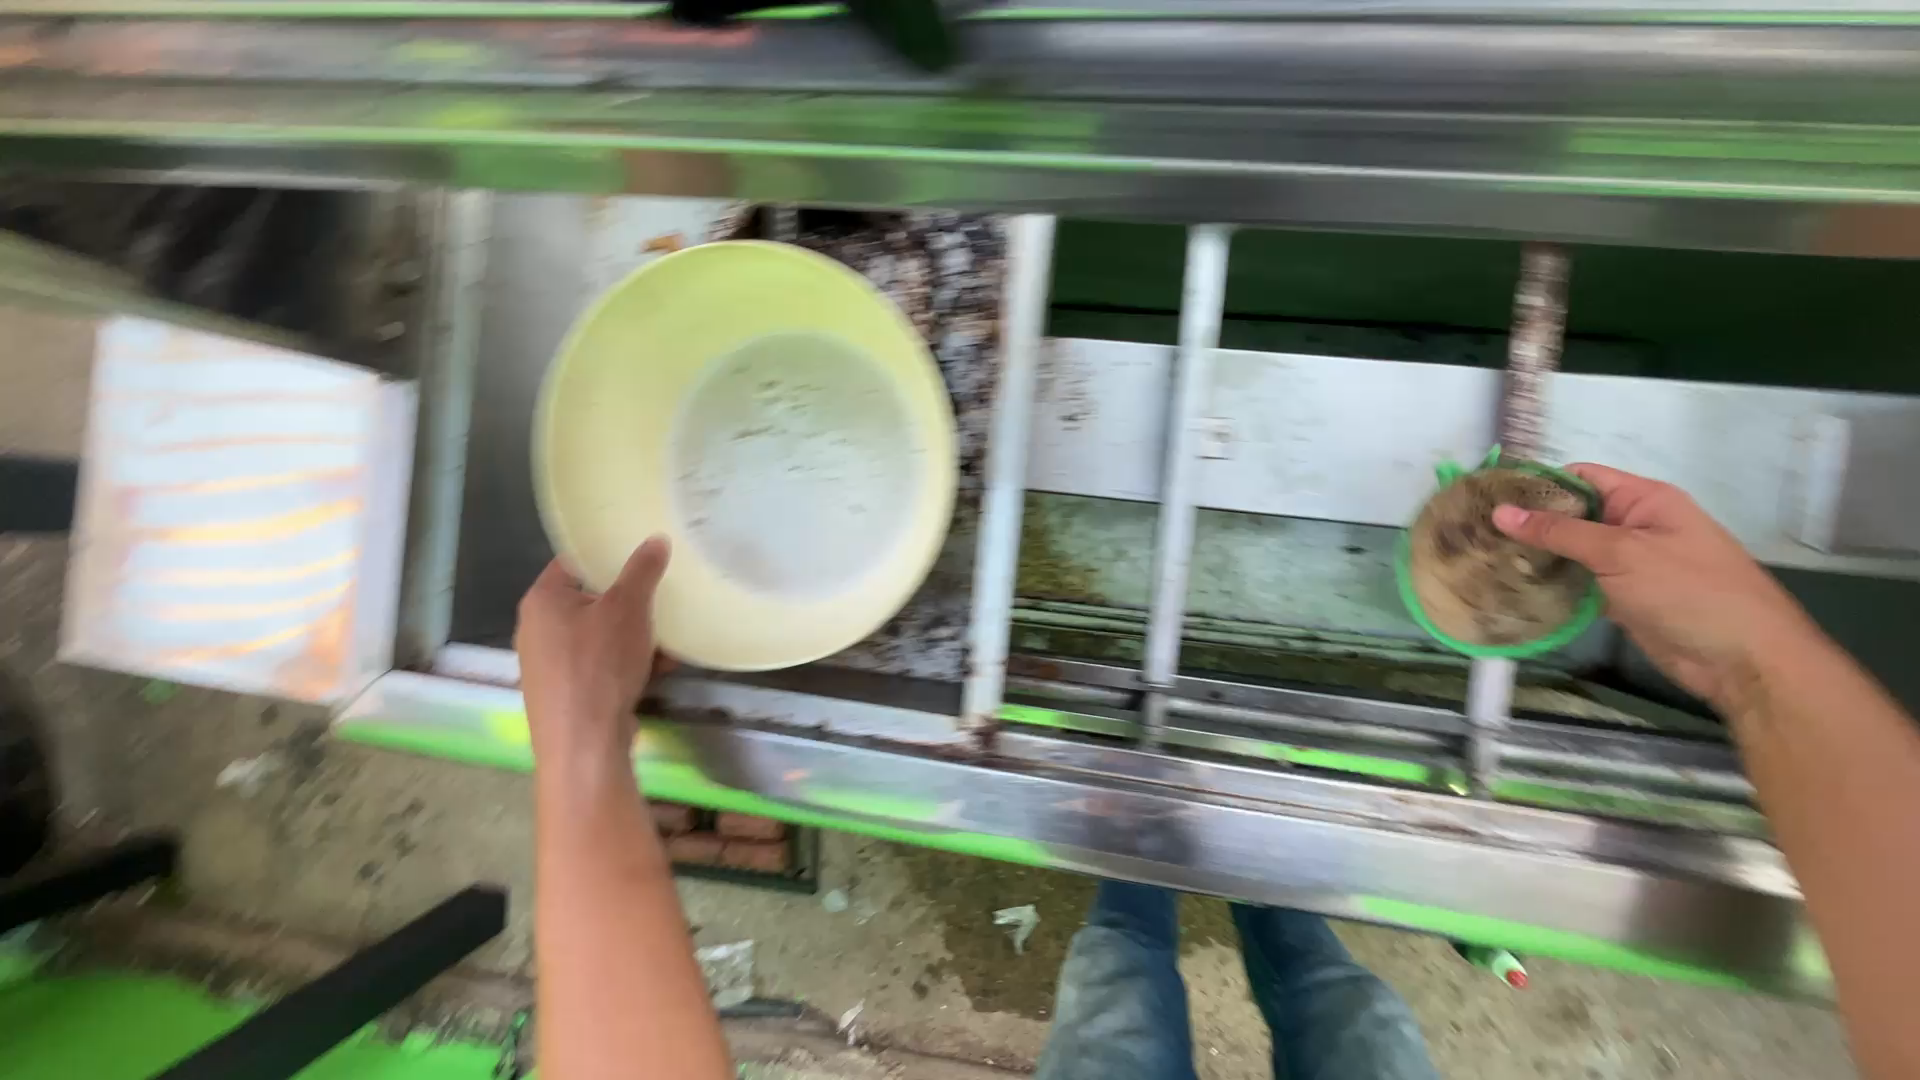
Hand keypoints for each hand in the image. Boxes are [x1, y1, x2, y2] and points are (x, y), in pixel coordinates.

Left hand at [514, 536, 671, 768]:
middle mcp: (535, 629)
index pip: (575, 562)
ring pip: (599, 635)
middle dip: (631, 603)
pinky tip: (658, 669)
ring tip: (667, 640)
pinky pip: (599, 665)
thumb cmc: (599, 665)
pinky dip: (626, 663)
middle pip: (591, 601)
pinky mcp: (563, 693)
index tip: (643, 557)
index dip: (610, 557)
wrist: (583, 744)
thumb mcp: (628, 608)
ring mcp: (547, 664)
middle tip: (661, 599)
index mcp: (542, 600)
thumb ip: (642, 570)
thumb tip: (655, 540)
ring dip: (635, 636)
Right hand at [1491, 465, 1818, 708]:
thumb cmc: (1689, 592)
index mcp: (1644, 501)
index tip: (1488, 498)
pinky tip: (1511, 585)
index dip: (1536, 484)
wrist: (1742, 660)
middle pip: (1570, 513)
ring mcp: (1627, 562)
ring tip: (1483, 557)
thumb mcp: (1621, 552)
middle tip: (1475, 532)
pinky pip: (1575, 580)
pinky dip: (1548, 581)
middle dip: (1527, 522)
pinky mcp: (1618, 594)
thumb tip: (1499, 512)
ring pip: (1568, 549)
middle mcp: (1633, 525)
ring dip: (1533, 555)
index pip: (1580, 477)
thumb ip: (1558, 532)